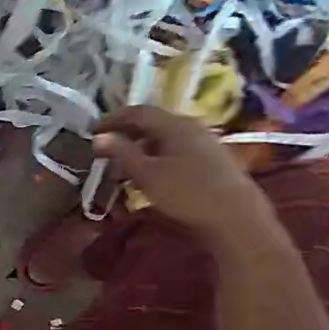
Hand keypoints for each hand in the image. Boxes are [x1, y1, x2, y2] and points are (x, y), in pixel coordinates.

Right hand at [93, 106, 277, 246]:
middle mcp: (191, 127)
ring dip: (140, 149)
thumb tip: (99, 137)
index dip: (112, 119)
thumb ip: (122, 153)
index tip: (92, 131)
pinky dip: (156, 157)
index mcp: (174, 125)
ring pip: (164, 138)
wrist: (236, 217)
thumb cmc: (187, 193)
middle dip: (125, 136)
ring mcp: (204, 142)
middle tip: (105, 152)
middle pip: (152, 124)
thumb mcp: (146, 174)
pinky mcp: (211, 159)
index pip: (138, 112)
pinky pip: (176, 150)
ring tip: (123, 169)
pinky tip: (150, 175)